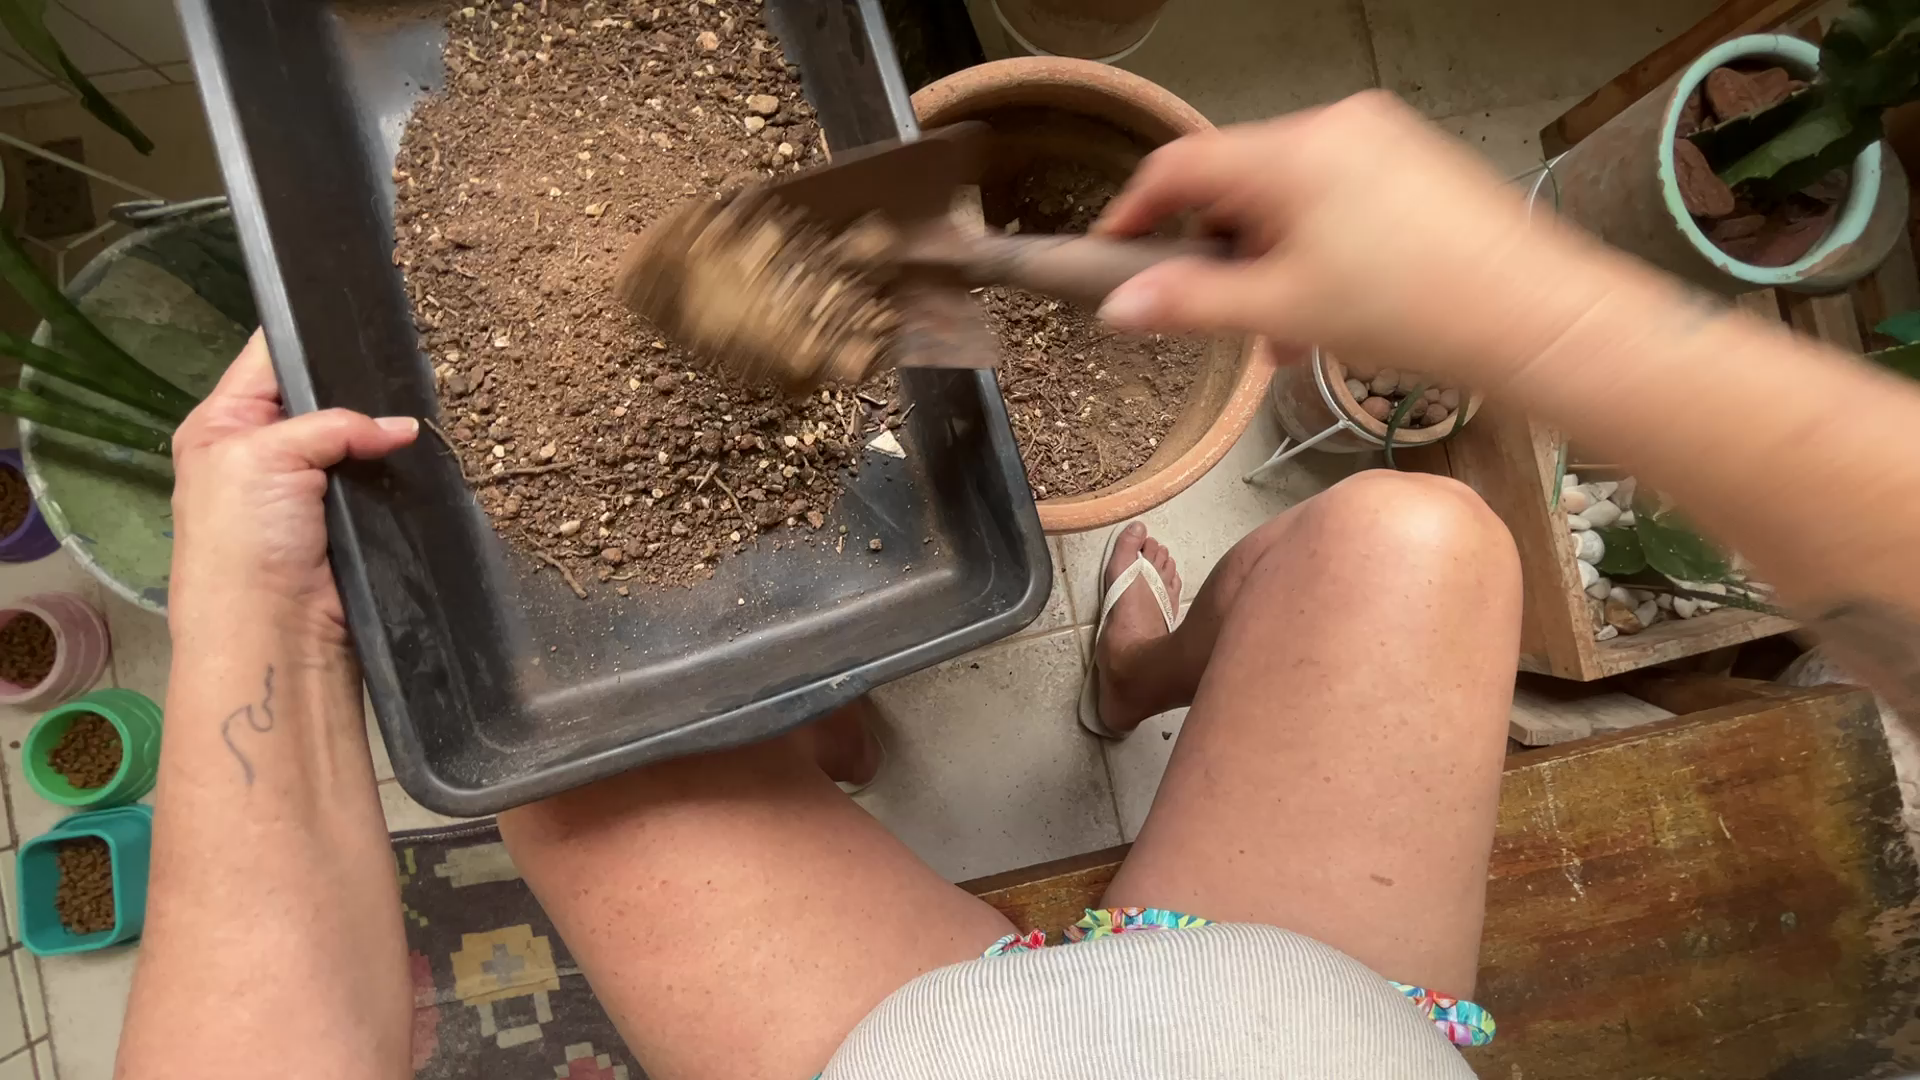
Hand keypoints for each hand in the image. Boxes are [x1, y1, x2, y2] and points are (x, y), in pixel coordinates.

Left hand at [168, 329, 418, 646]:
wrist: (278, 619)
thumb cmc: (245, 535)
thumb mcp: (265, 458)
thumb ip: (335, 427)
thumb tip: (406, 428)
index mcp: (226, 423)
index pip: (269, 361)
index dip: (311, 339)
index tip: (364, 321)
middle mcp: (271, 448)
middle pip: (327, 400)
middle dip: (366, 388)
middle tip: (416, 368)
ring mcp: (317, 484)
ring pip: (362, 440)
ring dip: (391, 432)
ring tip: (433, 405)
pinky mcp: (357, 514)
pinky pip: (385, 478)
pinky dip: (404, 468)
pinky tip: (430, 453)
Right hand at [1094, 91, 1624, 389]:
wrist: (1529, 318)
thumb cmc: (1408, 307)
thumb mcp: (1276, 310)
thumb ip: (1187, 304)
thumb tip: (1118, 306)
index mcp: (1293, 152)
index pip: (1180, 166)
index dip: (1134, 212)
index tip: (1111, 253)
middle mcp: (1331, 129)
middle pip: (1229, 187)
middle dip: (1213, 256)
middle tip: (1217, 314)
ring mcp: (1371, 143)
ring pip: (1275, 203)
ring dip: (1258, 267)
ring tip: (1279, 329)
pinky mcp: (1399, 168)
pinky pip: (1320, 204)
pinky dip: (1299, 255)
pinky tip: (1316, 310)